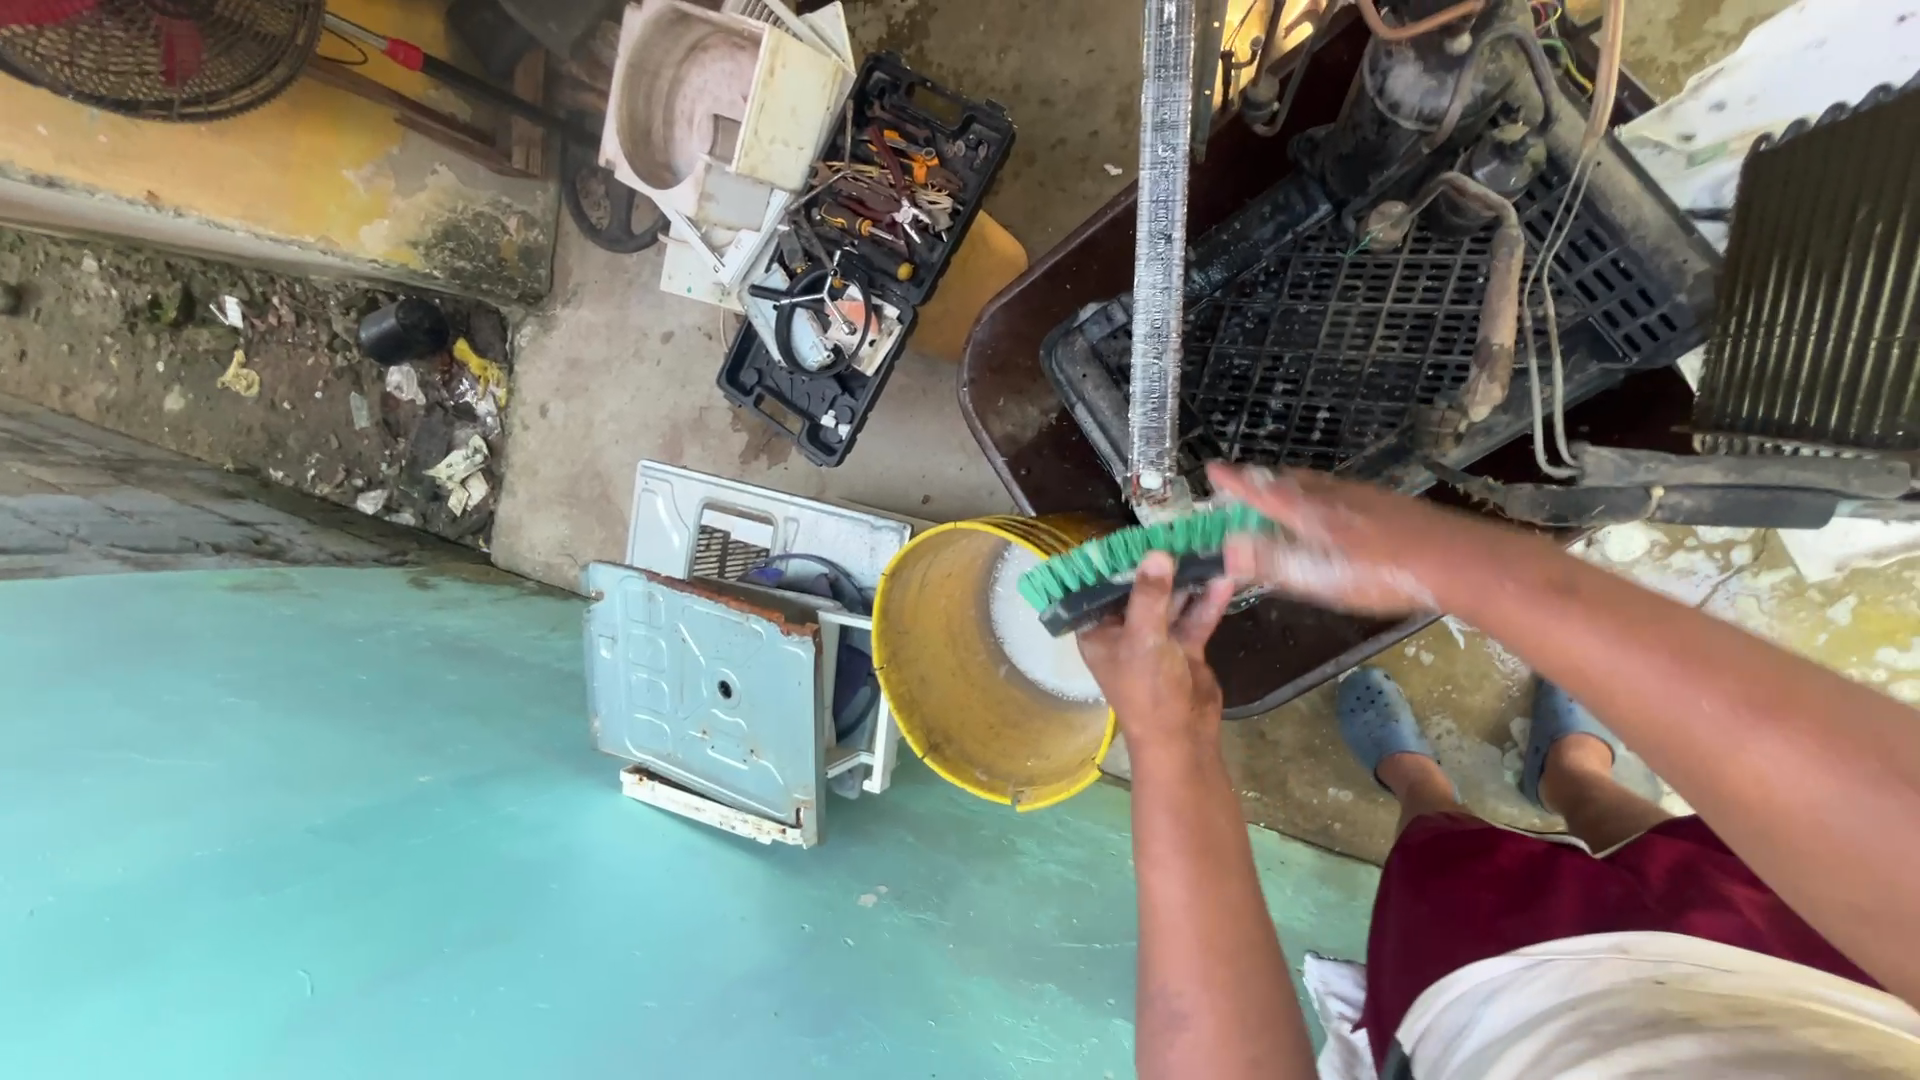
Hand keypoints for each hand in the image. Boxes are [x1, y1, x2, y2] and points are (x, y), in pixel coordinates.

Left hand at [1076, 551, 1237, 750]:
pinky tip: (1224, 578)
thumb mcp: (1143, 640)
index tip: (1135, 533)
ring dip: (1188, 579)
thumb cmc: (1148, 691)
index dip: (1115, 562)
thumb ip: (1150, 596)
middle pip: (1140, 590)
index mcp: (1098, 631)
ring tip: (1206, 547)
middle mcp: (1124, 631)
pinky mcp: (1184, 647)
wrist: (1183, 738)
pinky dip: (1207, 600)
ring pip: (1171, 601)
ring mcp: (1156, 639)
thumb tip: (1156, 554)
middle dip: (1159, 566)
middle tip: (1179, 532)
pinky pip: (1194, 617)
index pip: (1099, 588)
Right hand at [1207, 463, 1496, 617]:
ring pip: (1314, 483)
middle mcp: (1333, 496)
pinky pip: (1336, 489)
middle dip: (1259, 481)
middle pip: (1288, 481)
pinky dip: (1316, 492)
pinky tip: (1329, 509)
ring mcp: (1362, 496)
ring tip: (1277, 493)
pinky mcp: (1384, 503)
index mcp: (1312, 514)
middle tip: (1240, 485)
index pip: (1263, 493)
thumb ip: (1275, 562)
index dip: (1235, 483)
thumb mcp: (1324, 579)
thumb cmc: (1387, 575)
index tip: (1211, 469)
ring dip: (1288, 485)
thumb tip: (1227, 548)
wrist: (1462, 560)